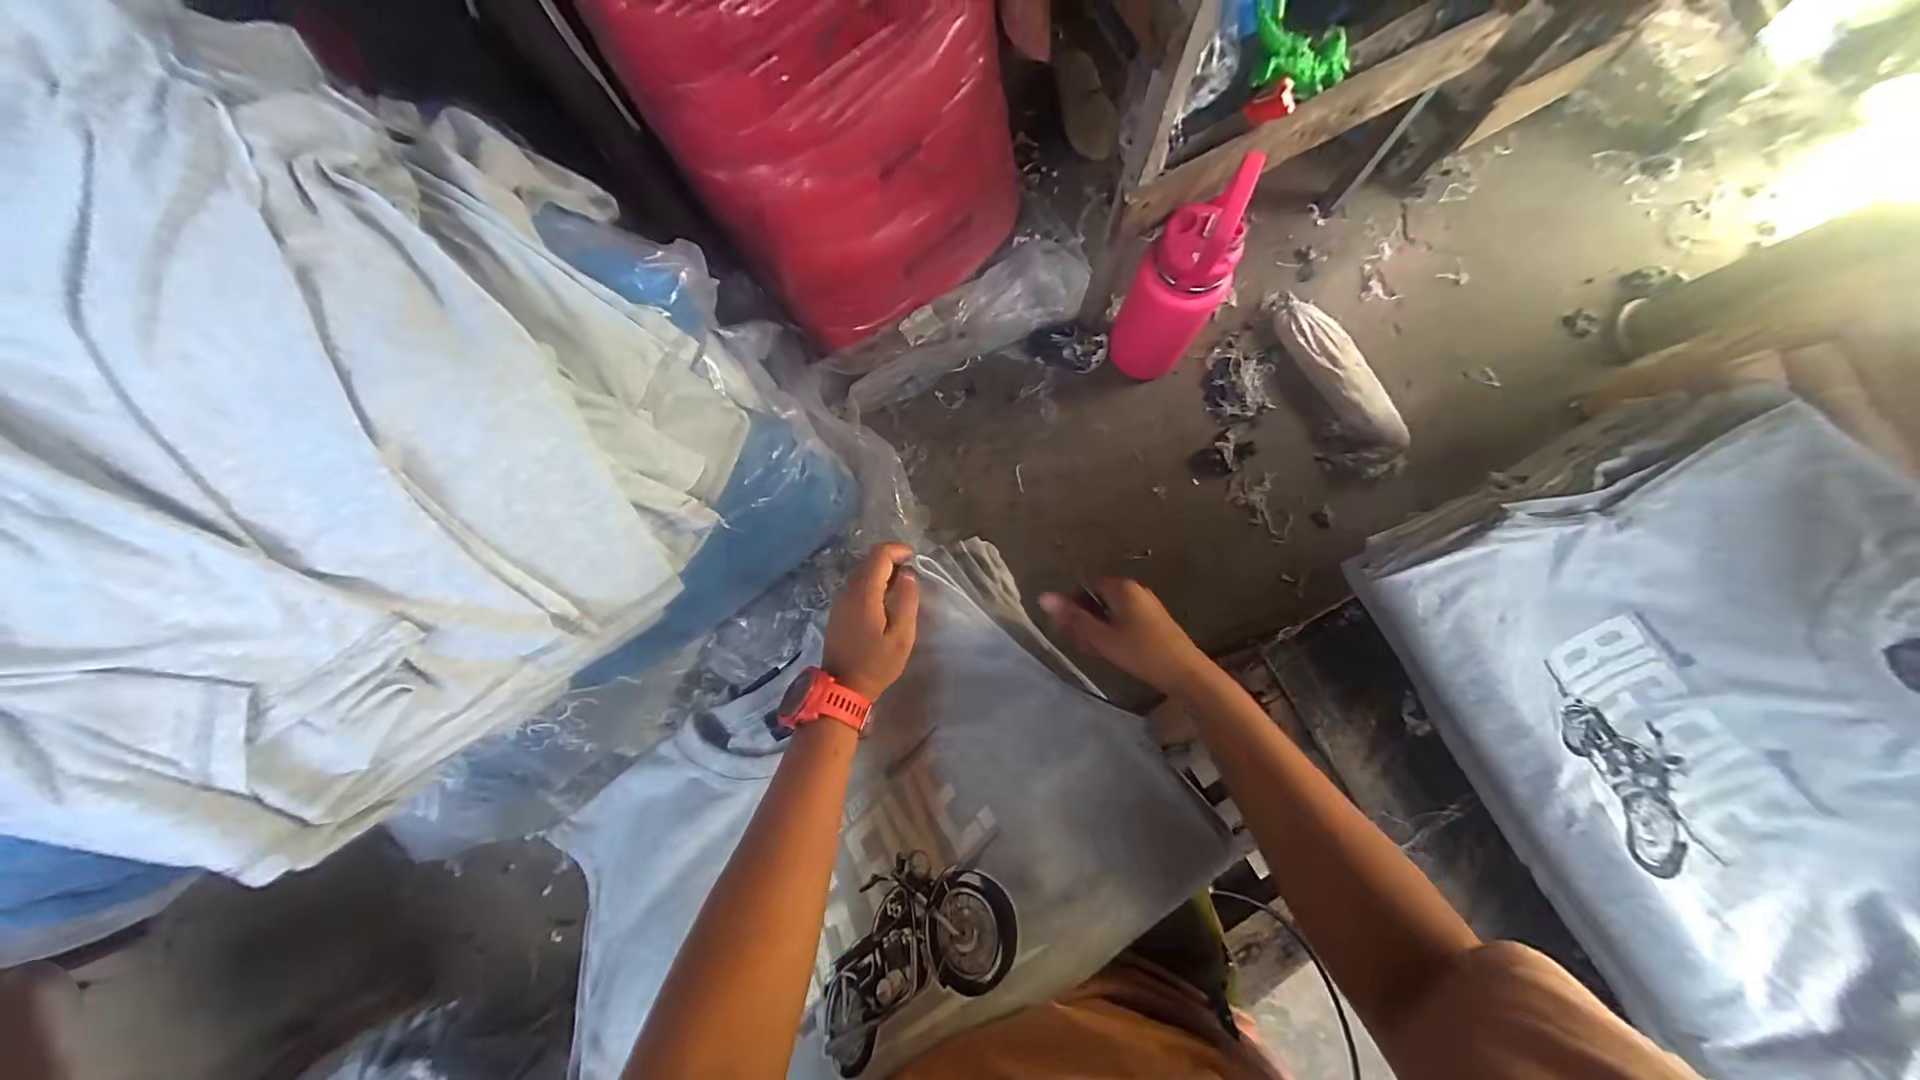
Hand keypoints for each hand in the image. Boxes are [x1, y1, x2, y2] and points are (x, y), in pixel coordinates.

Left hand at [823, 543, 920, 700]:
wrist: (842, 689)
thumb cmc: (876, 665)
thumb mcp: (902, 636)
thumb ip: (907, 601)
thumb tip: (908, 575)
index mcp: (864, 594)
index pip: (878, 556)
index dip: (897, 550)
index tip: (914, 557)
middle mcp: (848, 592)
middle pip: (868, 561)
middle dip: (891, 559)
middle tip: (912, 571)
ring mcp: (840, 602)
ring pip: (861, 573)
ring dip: (882, 572)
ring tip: (902, 586)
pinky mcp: (838, 612)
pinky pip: (856, 587)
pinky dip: (873, 583)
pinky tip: (885, 600)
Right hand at [1038, 578, 1212, 694]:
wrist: (1186, 674)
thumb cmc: (1141, 653)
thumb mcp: (1101, 638)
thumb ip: (1072, 617)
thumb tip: (1044, 597)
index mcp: (1122, 587)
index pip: (1083, 586)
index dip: (1071, 606)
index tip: (1069, 630)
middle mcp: (1134, 590)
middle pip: (1096, 599)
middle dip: (1085, 621)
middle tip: (1083, 644)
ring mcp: (1145, 606)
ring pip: (1109, 613)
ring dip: (1098, 631)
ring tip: (1098, 652)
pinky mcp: (1152, 621)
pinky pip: (1122, 621)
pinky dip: (1113, 634)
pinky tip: (1113, 653)